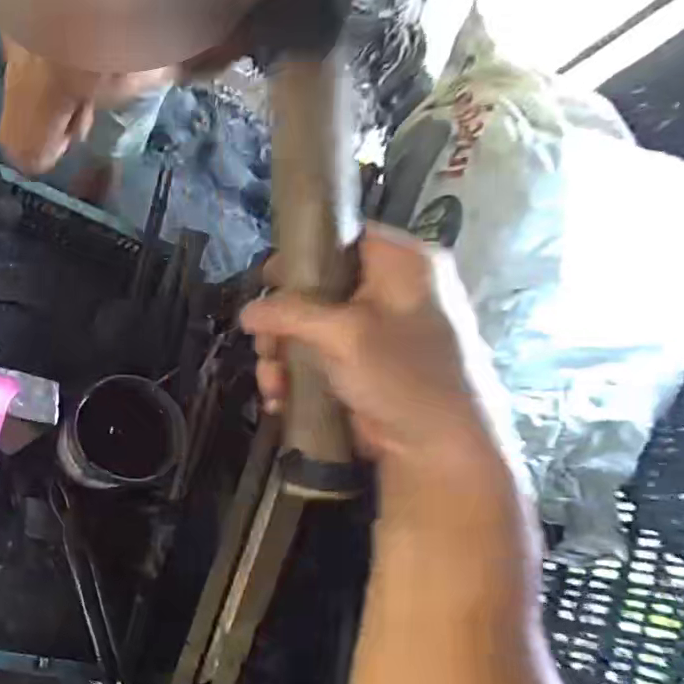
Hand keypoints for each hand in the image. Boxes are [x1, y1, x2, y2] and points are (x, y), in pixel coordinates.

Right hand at [240, 224, 513, 487]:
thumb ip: (288, 313)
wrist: (436, 446)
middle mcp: (389, 292)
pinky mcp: (357, 366)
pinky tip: (281, 397)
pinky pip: (310, 358)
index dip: (302, 256)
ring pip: (303, 328)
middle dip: (280, 323)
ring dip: (279, 357)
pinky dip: (290, 376)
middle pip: (313, 289)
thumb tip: (247, 311)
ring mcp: (372, 333)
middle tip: (268, 346)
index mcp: (403, 266)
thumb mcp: (342, 334)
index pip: (345, 238)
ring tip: (274, 383)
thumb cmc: (403, 376)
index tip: (267, 282)